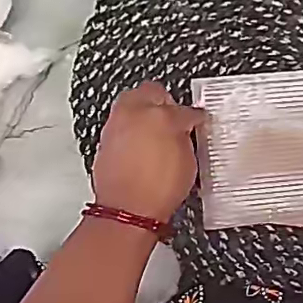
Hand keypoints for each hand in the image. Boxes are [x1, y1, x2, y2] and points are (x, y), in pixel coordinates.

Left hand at [92, 82, 207, 222]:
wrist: (128, 210)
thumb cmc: (158, 190)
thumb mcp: (188, 161)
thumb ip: (185, 138)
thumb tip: (183, 131)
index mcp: (162, 116)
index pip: (185, 110)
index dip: (195, 117)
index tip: (198, 121)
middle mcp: (135, 114)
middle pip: (151, 92)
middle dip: (164, 101)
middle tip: (175, 116)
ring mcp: (116, 125)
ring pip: (132, 105)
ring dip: (145, 113)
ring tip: (158, 131)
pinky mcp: (105, 139)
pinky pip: (122, 124)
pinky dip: (132, 129)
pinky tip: (143, 145)